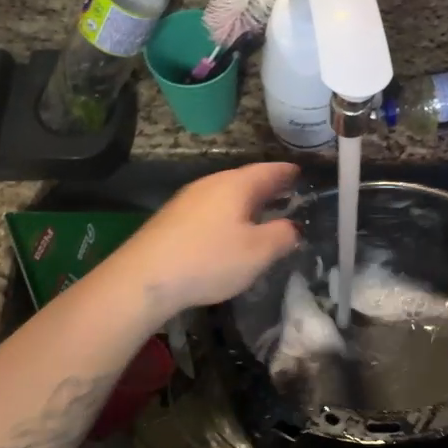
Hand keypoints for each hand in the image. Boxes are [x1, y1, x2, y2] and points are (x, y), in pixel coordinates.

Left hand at [109, 162, 300, 315]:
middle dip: (268, 187)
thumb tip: (293, 227)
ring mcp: (188, 200)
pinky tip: (230, 232)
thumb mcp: (258, 252)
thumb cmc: (209, 260)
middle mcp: (211, 184)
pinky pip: (211, 209)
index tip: (302, 174)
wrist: (145, 278)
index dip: (287, 172)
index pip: (269, 170)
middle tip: (289, 195)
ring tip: (263, 215)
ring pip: (226, 195)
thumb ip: (283, 236)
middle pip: (246, 180)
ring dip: (247, 202)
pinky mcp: (173, 219)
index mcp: (236, 185)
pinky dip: (228, 214)